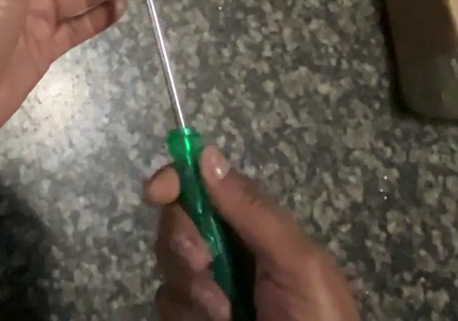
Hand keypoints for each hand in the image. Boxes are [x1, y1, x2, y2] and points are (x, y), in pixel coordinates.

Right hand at [145, 147, 358, 320]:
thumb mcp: (299, 264)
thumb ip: (253, 210)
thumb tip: (206, 152)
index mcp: (255, 225)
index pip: (205, 182)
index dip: (176, 178)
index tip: (157, 192)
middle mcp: (227, 248)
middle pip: (177, 217)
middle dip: (182, 238)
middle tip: (203, 263)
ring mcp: (208, 285)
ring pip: (167, 260)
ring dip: (188, 285)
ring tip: (223, 314)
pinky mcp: (192, 316)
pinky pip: (166, 301)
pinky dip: (184, 312)